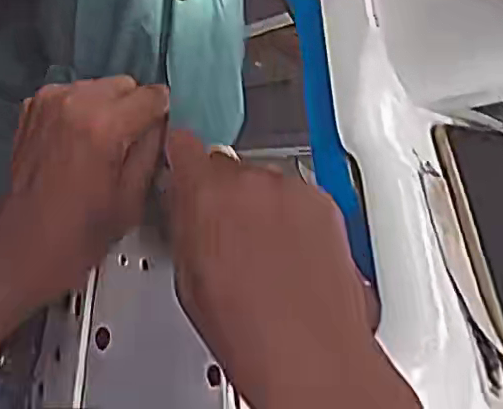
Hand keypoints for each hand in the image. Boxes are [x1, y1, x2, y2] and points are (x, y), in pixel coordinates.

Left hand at [0, 77, 168, 347]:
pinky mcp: (36, 103)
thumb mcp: (132, 198)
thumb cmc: (79, 234)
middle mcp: (77, 100)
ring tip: (98, 144)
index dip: (160, 115)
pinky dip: (81, 108)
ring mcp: (52, 98)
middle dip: (132, 109)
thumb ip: (153, 149)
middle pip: (126, 84)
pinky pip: (74, 93)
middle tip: (126, 143)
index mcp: (104, 124)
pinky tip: (75, 140)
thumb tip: (163, 122)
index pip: (153, 95)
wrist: (20, 246)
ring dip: (106, 106)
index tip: (157, 133)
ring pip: (100, 86)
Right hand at [161, 130, 418, 408]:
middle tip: (231, 234)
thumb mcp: (188, 278)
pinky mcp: (320, 199)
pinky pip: (298, 194)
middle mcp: (246, 180)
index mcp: (204, 193)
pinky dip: (295, 215)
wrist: (311, 357)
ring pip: (263, 180)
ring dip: (261, 204)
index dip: (181, 155)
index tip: (183, 161)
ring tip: (268, 253)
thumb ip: (182, 223)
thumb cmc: (250, 332)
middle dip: (225, 193)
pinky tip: (294, 254)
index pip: (183, 145)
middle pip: (226, 166)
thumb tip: (184, 207)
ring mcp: (286, 187)